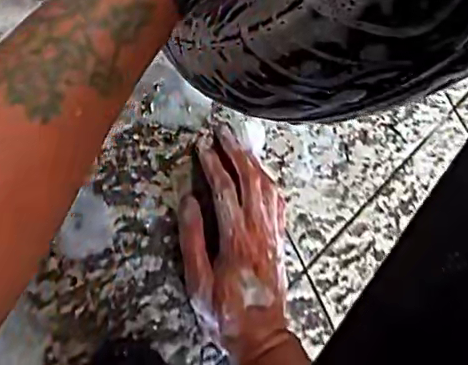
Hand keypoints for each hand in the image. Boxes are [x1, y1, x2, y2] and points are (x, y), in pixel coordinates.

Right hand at [179, 125, 302, 364]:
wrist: (263, 337)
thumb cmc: (227, 313)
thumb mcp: (198, 283)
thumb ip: (192, 239)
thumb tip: (188, 201)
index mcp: (236, 238)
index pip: (224, 187)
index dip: (211, 162)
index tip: (201, 145)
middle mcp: (258, 229)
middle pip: (249, 177)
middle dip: (234, 149)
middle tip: (221, 130)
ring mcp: (272, 233)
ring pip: (266, 185)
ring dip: (251, 159)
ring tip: (238, 142)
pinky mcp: (279, 239)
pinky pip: (278, 200)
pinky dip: (268, 179)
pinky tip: (261, 173)